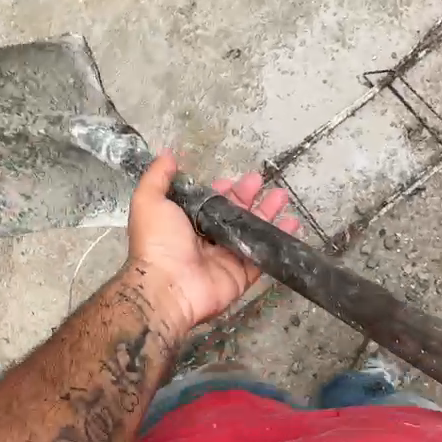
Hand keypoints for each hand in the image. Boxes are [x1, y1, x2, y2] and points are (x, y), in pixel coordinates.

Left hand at [124, 151, 301, 336]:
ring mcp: (225, 259)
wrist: (168, 286)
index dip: (221, 190)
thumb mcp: (149, 201)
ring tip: (282, 196)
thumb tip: (167, 155)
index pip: (207, 204)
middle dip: (247, 197)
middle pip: (232, 215)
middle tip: (260, 181)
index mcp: (184, 224)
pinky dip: (278, 240)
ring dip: (267, 214)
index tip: (232, 180)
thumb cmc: (158, 242)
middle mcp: (205, 241)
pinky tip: (292, 223)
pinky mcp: (241, 275)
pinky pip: (263, 256)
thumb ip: (158, 177)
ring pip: (250, 233)